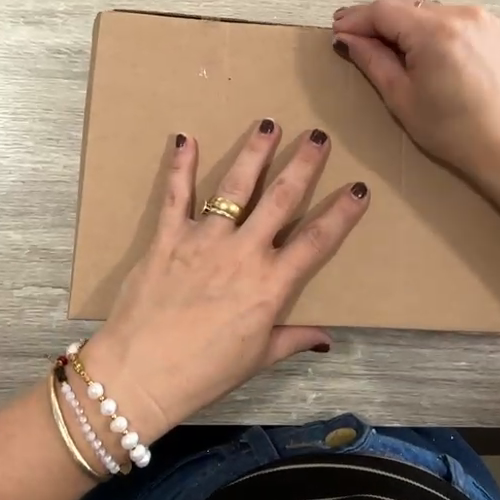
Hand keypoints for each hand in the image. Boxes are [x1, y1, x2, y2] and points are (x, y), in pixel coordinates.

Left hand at [82, 119, 369, 442]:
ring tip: (269, 124)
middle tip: (318, 136)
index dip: (342, 213)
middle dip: (303, 164)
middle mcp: (243, 253)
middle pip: (282, 199)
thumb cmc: (204, 374)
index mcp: (271, 285)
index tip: (359, 189)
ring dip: (254, 153)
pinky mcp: (168, 237)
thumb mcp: (257, 359)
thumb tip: (326, 337)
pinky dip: (181, 166)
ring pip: (236, 187)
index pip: (317, 241)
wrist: (140, 375)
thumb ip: (292, 339)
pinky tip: (185, 138)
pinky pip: (176, 195)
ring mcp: (204, 240)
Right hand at [332, 0, 499, 185]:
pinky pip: (446, 16)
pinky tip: (415, 45)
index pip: (384, 11)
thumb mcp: (401, 97)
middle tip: (350, 36)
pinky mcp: (490, 26)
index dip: (356, 18)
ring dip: (401, 22)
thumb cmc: (451, 130)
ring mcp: (479, 17)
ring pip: (425, 9)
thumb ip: (372, 60)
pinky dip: (426, 26)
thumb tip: (346, 38)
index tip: (336, 30)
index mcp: (435, 33)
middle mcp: (460, 14)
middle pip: (404, 5)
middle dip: (376, 20)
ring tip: (380, 43)